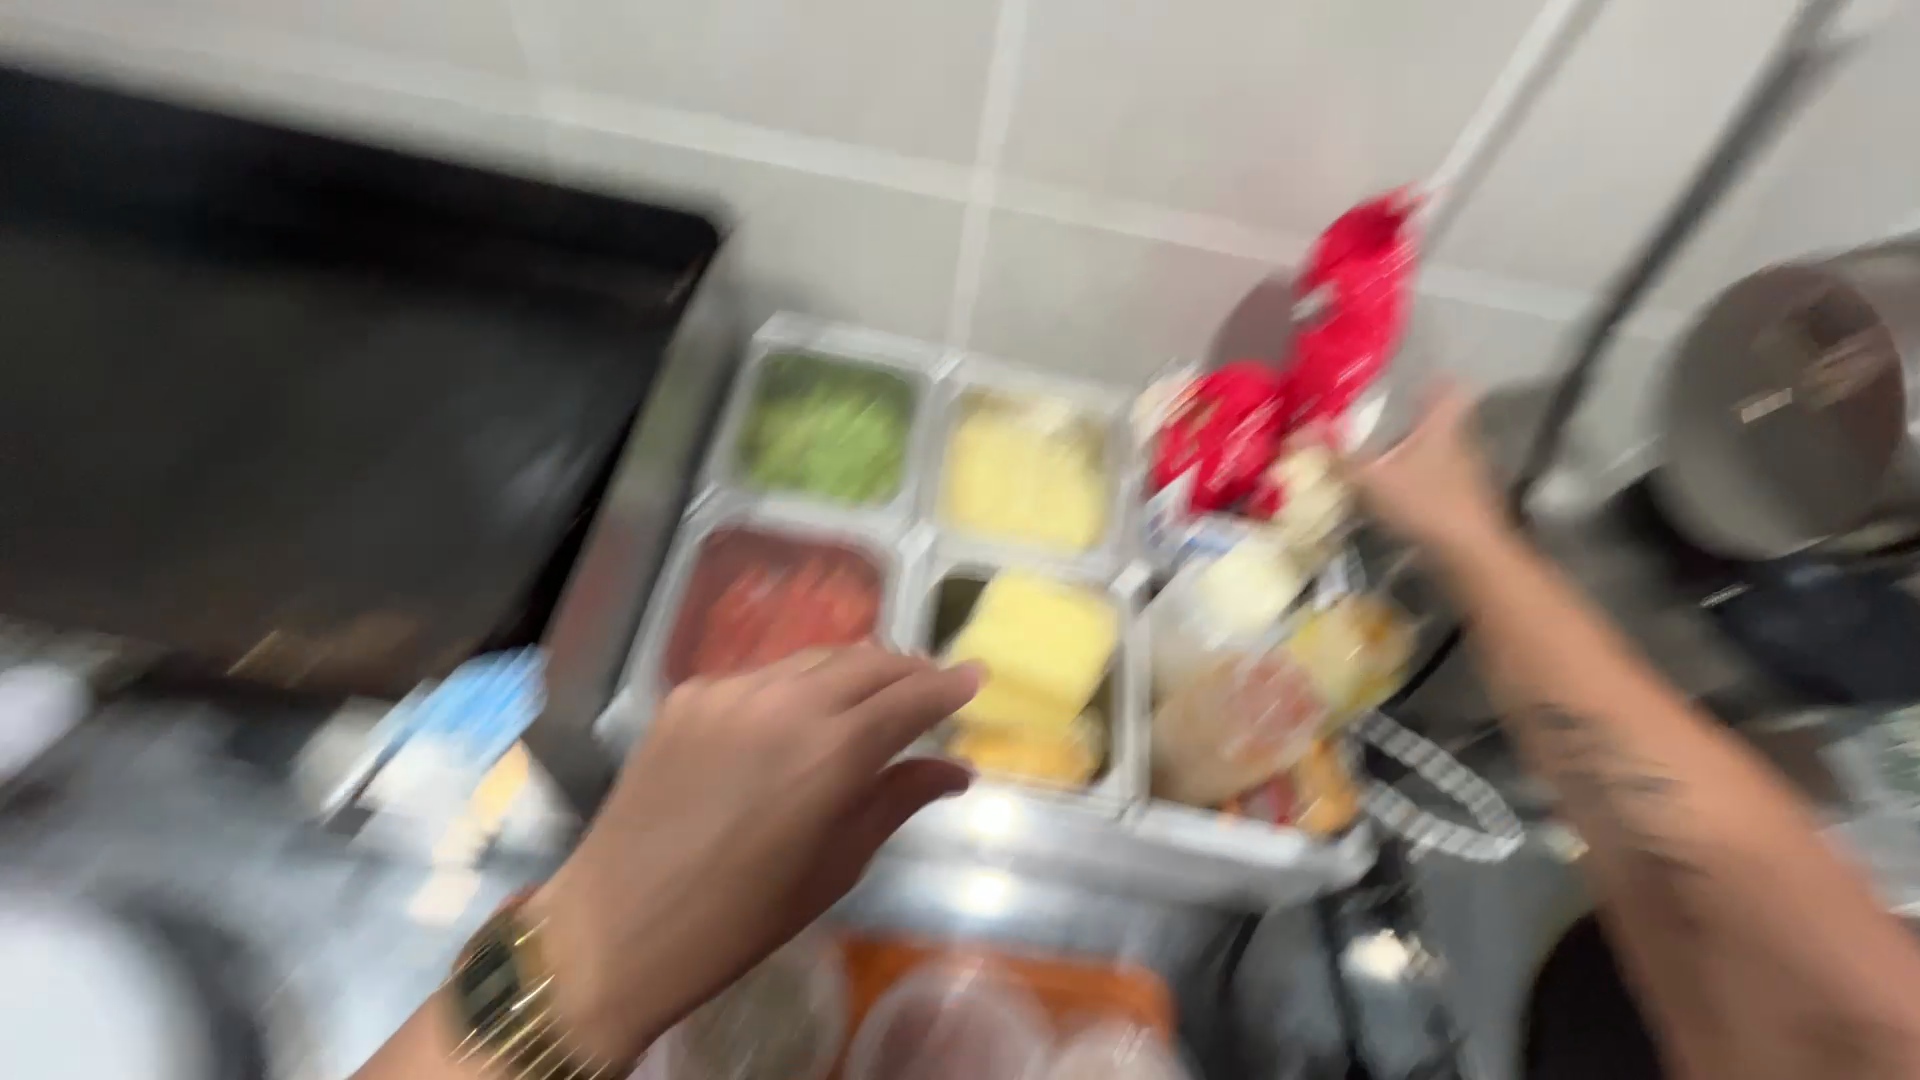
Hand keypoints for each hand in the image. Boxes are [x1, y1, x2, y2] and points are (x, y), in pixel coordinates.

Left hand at [528, 645, 980, 1065]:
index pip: (911, 697)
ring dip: (855, 670)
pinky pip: (763, 675)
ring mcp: (731, 689)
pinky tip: (794, 718)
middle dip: (908, 669)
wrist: (616, 926)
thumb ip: (900, 798)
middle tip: (930, 686)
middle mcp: (786, 701)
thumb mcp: (839, 863)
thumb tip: (958, 770)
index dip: (950, 684)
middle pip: (869, 660)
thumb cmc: (744, 915)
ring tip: (872, 693)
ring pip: (816, 657)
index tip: (977, 675)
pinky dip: (796, 687)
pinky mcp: (690, 692)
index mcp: (832, 752)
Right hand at [1349, 386, 1510, 557]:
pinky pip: (1441, 477)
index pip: (1449, 391)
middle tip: (1389, 420)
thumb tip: (1303, 430)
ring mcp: (1467, 472)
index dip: (1436, 382)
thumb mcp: (1370, 479)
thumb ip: (1338, 456)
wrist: (1469, 551)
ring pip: (1443, 451)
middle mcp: (1461, 442)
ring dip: (1420, 451)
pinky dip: (1423, 479)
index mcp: (1442, 427)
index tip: (1420, 380)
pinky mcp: (1465, 500)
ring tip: (1388, 456)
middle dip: (1420, 419)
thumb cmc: (1423, 502)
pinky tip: (1401, 492)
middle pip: (1445, 421)